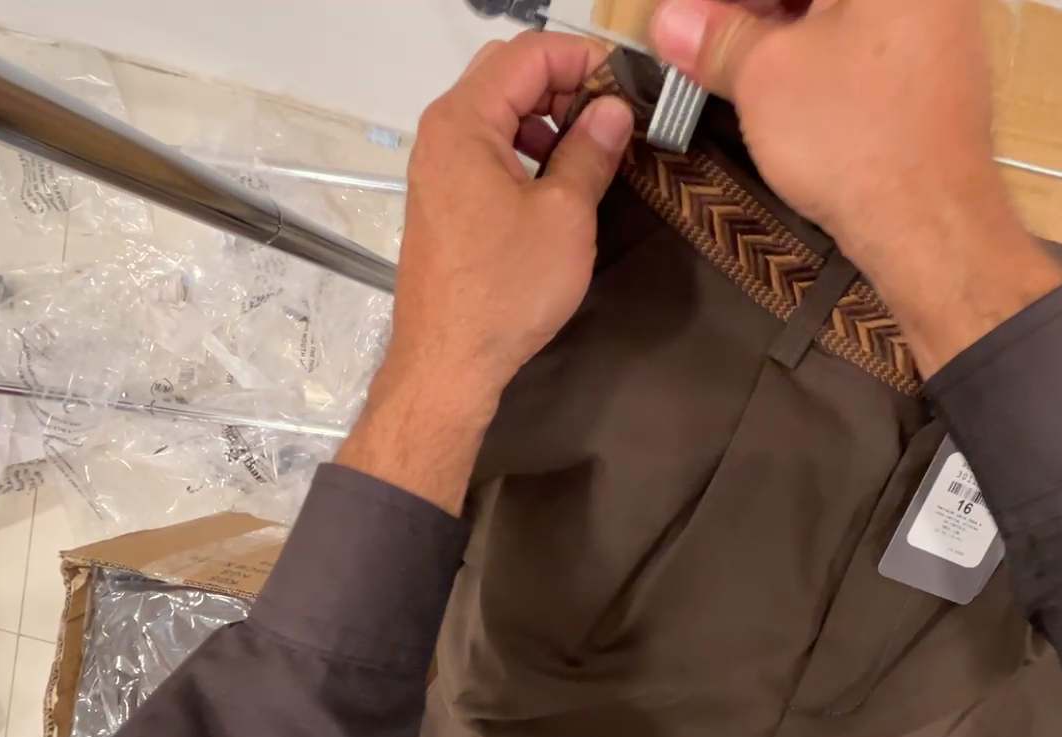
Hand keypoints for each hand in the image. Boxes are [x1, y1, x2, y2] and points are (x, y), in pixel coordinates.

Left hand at [338, 33, 633, 513]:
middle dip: (562, 86)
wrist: (450, 359)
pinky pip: (485, 156)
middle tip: (609, 120)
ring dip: (543, 123)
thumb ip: (590, 152)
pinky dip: (522, 154)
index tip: (625, 84)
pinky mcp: (443, 205)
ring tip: (587, 155)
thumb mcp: (564, 216)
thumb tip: (612, 110)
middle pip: (505, 78)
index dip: (582, 58)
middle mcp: (440, 134)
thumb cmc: (507, 290)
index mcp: (463, 120)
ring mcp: (436, 171)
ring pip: (495, 118)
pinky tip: (553, 186)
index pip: (527, 53)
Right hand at [649, 0, 1061, 372]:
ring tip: (727, 62)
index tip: (689, 19)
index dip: (728, 3)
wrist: (927, 221)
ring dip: (776, 30)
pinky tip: (776, 83)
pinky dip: (812, 54)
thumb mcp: (765, 78)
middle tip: (701, 36)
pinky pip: (859, 41)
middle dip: (751, 12)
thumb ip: (717, 41)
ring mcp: (933, 21)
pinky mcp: (928, 70)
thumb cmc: (856, 139)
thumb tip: (671, 22)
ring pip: (836, 12)